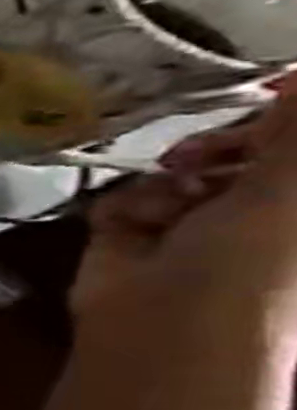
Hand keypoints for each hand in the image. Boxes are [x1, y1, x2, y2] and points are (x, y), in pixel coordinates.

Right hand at [73, 84, 296, 327]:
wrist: (166, 323)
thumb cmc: (257, 261)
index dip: (289, 108)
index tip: (264, 87)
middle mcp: (268, 211)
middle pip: (250, 150)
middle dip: (225, 143)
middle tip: (201, 154)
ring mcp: (200, 225)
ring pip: (183, 172)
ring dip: (169, 177)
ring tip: (165, 196)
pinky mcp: (138, 235)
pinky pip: (129, 199)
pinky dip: (128, 206)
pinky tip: (132, 224)